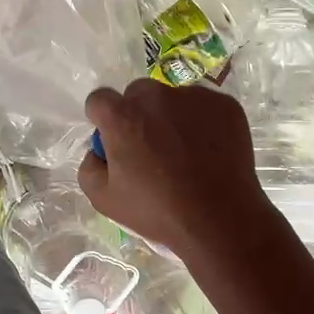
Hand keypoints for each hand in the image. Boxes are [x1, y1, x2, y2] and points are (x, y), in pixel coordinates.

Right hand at [78, 79, 277, 257]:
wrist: (219, 220)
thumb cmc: (157, 211)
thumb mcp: (103, 199)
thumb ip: (89, 165)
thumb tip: (99, 150)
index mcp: (122, 117)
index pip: (99, 99)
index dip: (102, 119)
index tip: (111, 138)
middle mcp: (156, 97)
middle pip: (137, 94)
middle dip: (136, 114)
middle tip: (148, 147)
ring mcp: (194, 98)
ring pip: (171, 99)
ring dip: (169, 117)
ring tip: (182, 152)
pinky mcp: (225, 105)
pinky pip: (202, 106)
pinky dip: (199, 122)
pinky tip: (205, 151)